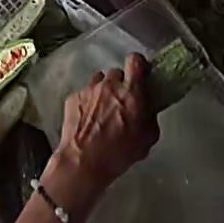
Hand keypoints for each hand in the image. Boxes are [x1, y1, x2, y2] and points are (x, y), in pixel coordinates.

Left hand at [44, 53, 158, 217]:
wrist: (83, 161)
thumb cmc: (119, 153)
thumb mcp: (147, 139)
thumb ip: (150, 117)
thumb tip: (148, 108)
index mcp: (131, 92)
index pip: (135, 60)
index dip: (138, 64)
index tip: (139, 74)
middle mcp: (109, 85)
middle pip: (117, 73)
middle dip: (120, 84)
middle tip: (121, 101)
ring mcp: (89, 89)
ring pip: (99, 80)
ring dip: (103, 90)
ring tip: (102, 109)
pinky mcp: (73, 96)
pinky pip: (84, 92)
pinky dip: (87, 101)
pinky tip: (87, 118)